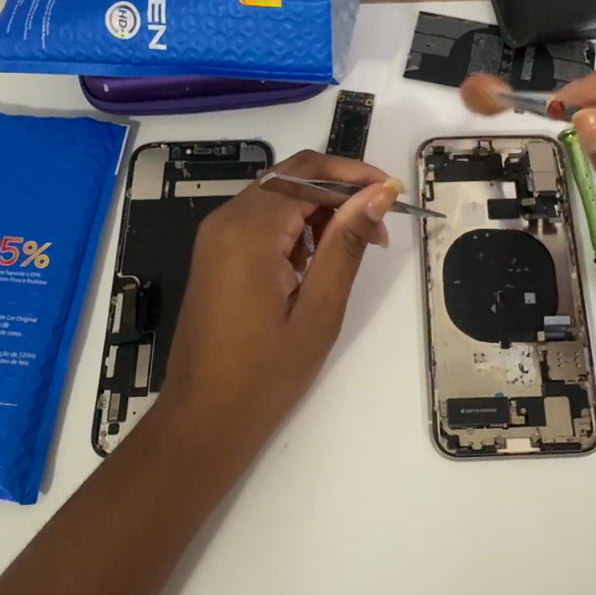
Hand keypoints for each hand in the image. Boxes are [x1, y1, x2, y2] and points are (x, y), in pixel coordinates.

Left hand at [157, 150, 399, 457]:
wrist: (202, 421)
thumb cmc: (265, 375)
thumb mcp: (319, 309)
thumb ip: (347, 243)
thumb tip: (380, 193)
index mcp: (249, 230)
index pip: (308, 173)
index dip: (355, 175)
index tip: (393, 196)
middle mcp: (226, 220)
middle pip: (292, 179)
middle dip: (340, 194)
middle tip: (379, 230)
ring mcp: (216, 237)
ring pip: (278, 197)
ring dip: (319, 212)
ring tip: (353, 252)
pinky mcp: (215, 254)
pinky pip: (261, 221)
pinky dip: (294, 228)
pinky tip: (314, 265)